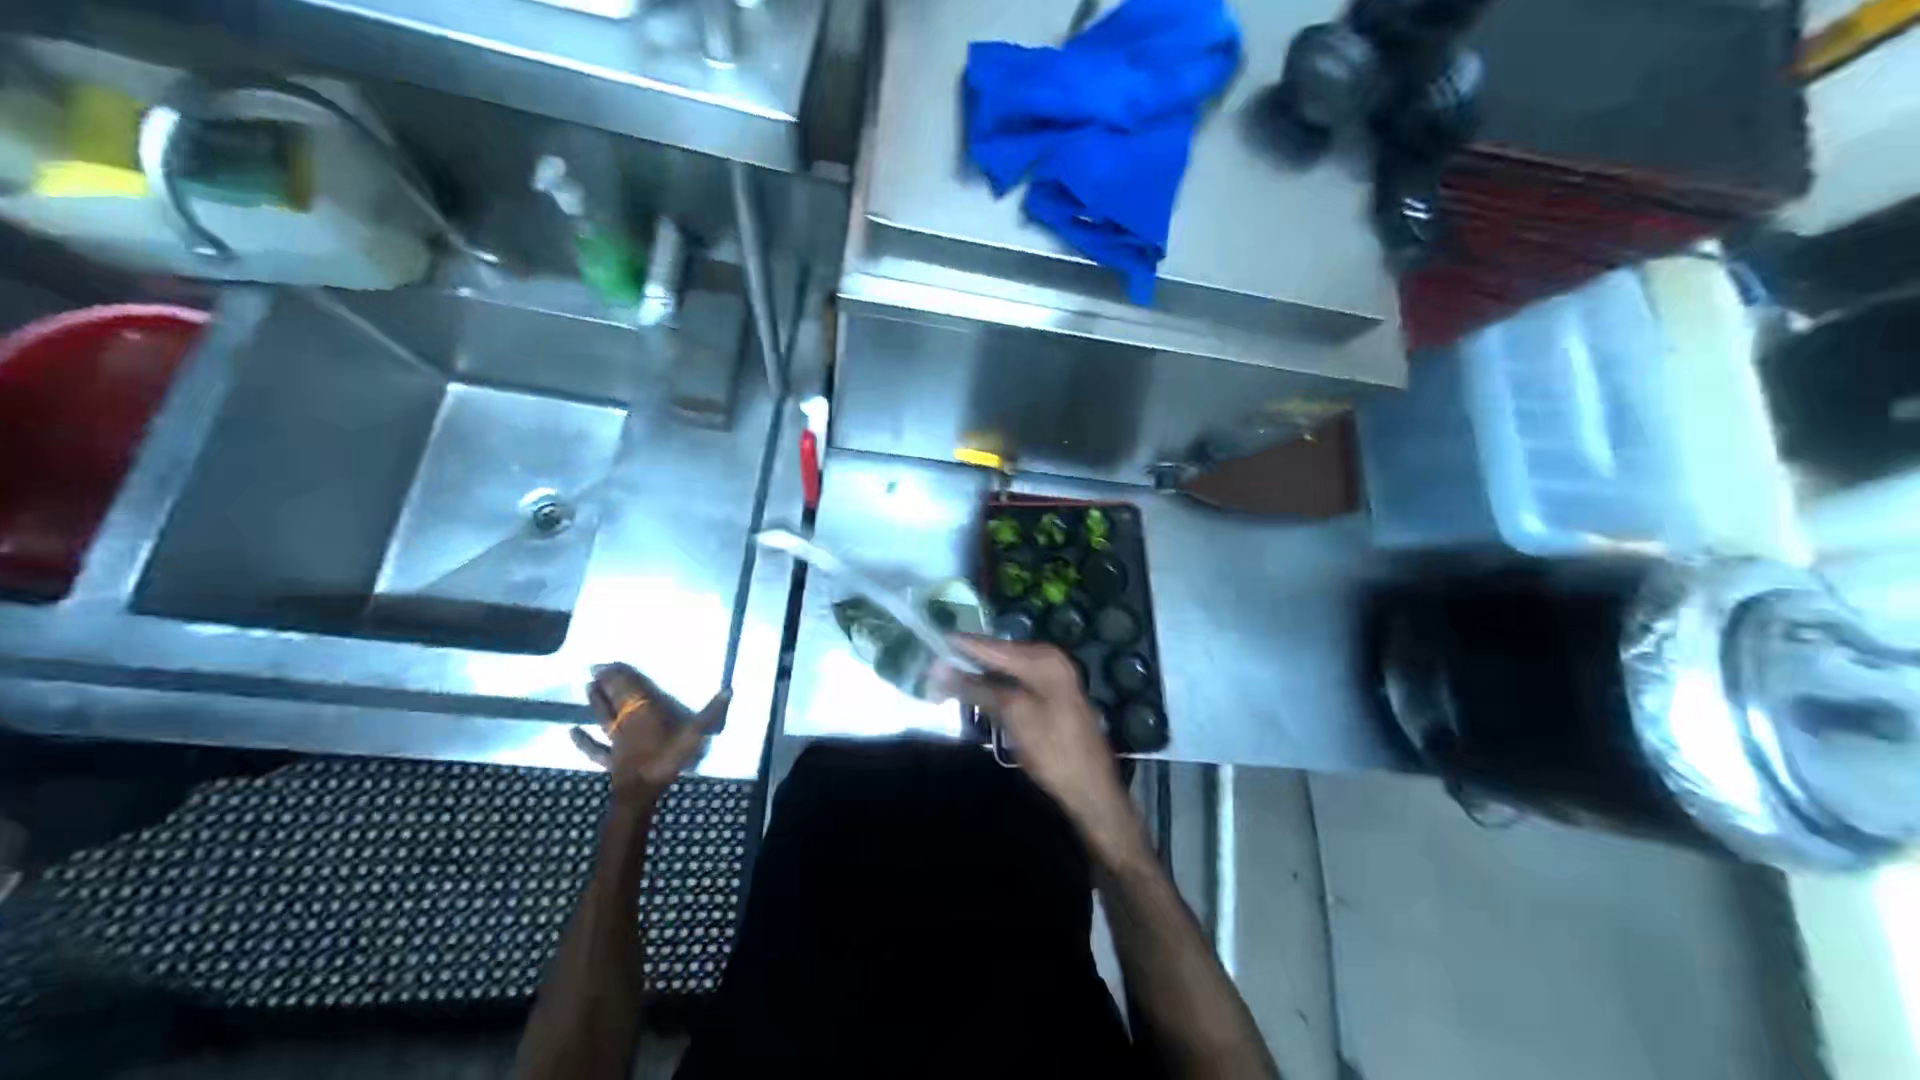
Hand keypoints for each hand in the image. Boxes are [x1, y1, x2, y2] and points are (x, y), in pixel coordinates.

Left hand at [571, 663, 728, 805]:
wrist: (641, 793)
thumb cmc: (667, 760)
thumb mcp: (694, 735)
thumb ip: (710, 714)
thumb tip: (728, 690)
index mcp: (645, 712)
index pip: (632, 689)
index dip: (621, 676)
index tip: (610, 662)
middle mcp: (626, 721)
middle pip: (616, 698)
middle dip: (607, 682)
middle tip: (595, 668)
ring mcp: (615, 740)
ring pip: (603, 716)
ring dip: (595, 701)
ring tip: (587, 686)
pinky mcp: (608, 758)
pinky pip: (593, 748)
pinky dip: (582, 740)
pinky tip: (570, 731)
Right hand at [940, 636, 1147, 865]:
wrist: (1092, 790)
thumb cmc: (1053, 751)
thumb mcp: (1012, 716)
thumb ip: (976, 688)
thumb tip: (938, 668)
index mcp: (1044, 659)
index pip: (993, 646)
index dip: (962, 645)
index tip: (932, 641)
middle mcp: (1051, 660)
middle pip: (1000, 655)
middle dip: (968, 661)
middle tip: (934, 668)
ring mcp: (1055, 679)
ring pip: (1007, 669)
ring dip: (979, 675)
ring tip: (947, 680)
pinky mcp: (1054, 697)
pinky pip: (1017, 682)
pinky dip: (996, 686)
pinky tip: (978, 694)